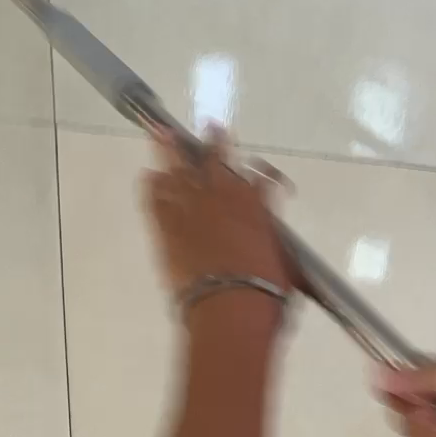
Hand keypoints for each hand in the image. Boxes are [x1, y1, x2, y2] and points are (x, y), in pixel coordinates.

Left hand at [141, 127, 294, 313]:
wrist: (230, 310)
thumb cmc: (267, 294)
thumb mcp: (287, 266)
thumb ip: (276, 245)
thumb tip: (273, 241)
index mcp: (259, 206)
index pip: (265, 178)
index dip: (267, 174)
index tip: (267, 175)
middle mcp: (225, 198)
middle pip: (219, 159)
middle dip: (217, 142)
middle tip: (212, 126)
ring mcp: (192, 208)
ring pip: (180, 169)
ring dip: (173, 150)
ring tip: (162, 131)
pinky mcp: (166, 226)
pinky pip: (155, 197)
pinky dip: (152, 185)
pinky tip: (149, 175)